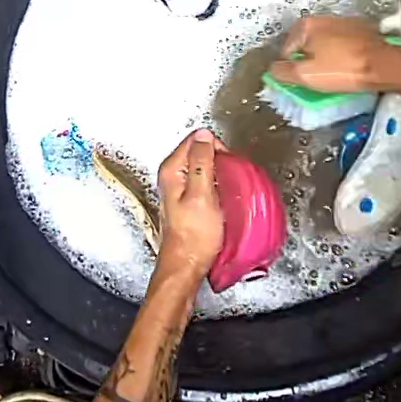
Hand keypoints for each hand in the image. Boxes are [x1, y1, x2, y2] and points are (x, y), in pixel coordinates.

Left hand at [154, 129, 225, 282]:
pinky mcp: (187, 200)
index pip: (197, 139)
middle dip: (219, 160)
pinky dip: (216, 184)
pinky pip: (204, 181)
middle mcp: (171, 175)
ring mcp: (178, 188)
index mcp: (172, 169)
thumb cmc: (195, 235)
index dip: (217, 148)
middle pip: (200, 151)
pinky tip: (223, 197)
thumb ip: (201, 162)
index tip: (227, 166)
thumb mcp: (202, 194)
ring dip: (219, 173)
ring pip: (203, 166)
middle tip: (229, 179)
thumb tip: (204, 135)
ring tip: (228, 189)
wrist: (186, 266)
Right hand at [268, 15, 400, 93]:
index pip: (286, 51)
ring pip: (323, 45)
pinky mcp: (359, 30)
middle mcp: (322, 18)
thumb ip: (282, 72)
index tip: (303, 81)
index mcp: (305, 25)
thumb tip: (272, 69)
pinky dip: (340, 55)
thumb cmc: (342, 69)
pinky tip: (347, 68)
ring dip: (324, 59)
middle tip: (318, 80)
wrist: (384, 65)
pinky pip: (340, 45)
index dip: (291, 69)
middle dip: (308, 62)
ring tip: (334, 75)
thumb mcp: (306, 75)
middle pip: (304, 46)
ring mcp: (342, 22)